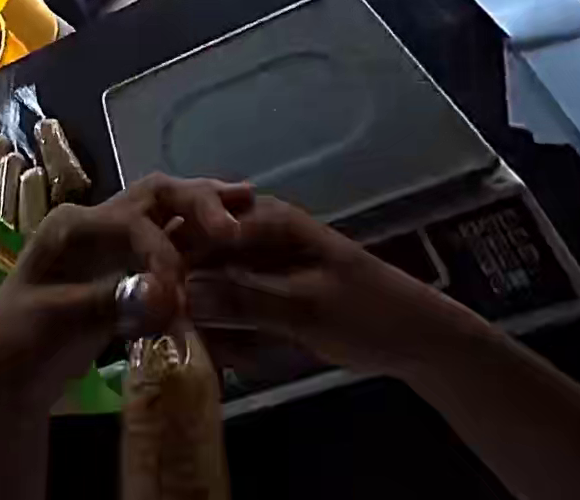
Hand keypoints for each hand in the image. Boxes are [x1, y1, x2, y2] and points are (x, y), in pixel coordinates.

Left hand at [0, 174, 253, 411]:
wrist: (4, 373)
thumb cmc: (20, 344)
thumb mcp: (55, 324)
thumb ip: (108, 304)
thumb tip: (165, 296)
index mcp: (74, 226)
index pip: (132, 223)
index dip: (163, 255)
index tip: (180, 297)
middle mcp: (94, 222)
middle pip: (152, 195)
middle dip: (196, 199)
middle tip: (243, 207)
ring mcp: (109, 242)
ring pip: (161, 211)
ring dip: (201, 208)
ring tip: (246, 202)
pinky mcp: (121, 266)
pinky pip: (163, 241)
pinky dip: (194, 237)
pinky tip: (222, 240)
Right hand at [186, 195, 494, 379]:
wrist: (419, 339)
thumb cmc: (368, 310)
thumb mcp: (306, 306)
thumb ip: (246, 298)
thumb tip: (186, 294)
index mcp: (268, 217)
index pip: (205, 226)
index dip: (177, 258)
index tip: (159, 298)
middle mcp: (256, 232)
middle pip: (204, 255)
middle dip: (190, 295)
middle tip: (178, 335)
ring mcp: (261, 262)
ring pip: (215, 284)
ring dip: (210, 320)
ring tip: (211, 356)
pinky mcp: (267, 291)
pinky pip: (234, 306)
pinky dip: (231, 333)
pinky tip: (234, 361)